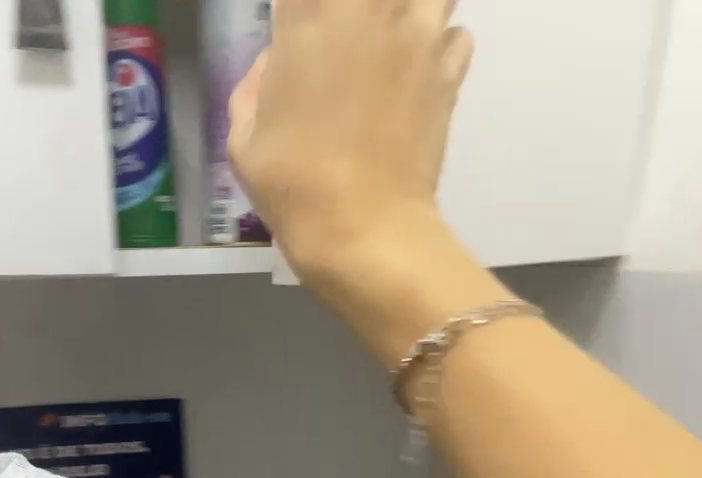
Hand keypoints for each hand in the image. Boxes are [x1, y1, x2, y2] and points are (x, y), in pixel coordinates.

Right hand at [228, 0, 474, 273]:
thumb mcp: (244, 143)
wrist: (362, 231)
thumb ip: (254, 88)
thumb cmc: (293, 187)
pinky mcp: (450, 74)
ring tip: (391, 39)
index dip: (302, 12)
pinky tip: (418, 73)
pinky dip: (441, 45)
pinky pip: (457, 35)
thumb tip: (276, 64)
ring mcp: (418, 37)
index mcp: (309, 18)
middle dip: (360, 10)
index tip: (296, 31)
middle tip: (346, 39)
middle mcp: (369, 10)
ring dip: (408, 10)